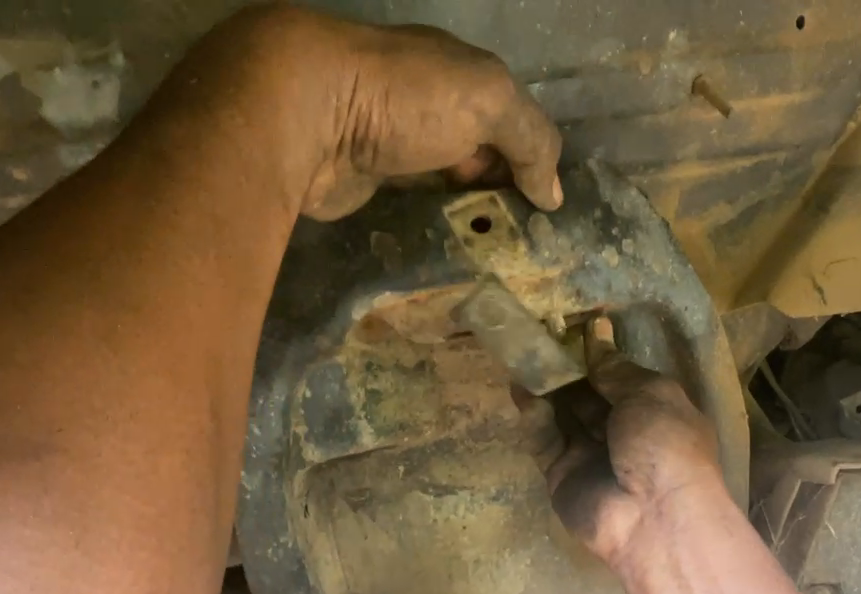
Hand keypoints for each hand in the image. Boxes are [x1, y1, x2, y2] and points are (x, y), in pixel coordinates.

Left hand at [161, 6, 562, 220]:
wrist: (305, 116)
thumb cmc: (404, 96)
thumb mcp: (488, 99)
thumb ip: (532, 138)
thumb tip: (554, 196)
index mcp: (454, 73)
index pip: (507, 118)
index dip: (528, 158)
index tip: (541, 206)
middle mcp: (424, 104)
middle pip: (478, 153)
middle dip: (501, 191)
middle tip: (522, 238)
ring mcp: (392, 143)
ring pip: (447, 185)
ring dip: (470, 214)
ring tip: (496, 253)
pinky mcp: (367, 182)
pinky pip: (414, 208)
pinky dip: (436, 226)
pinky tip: (454, 250)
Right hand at [540, 319, 723, 566]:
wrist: (655, 517)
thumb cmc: (666, 445)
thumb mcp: (651, 393)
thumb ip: (617, 369)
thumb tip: (598, 340)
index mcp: (655, 412)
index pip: (621, 379)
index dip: (597, 356)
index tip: (571, 327)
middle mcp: (623, 434)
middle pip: (588, 397)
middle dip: (566, 371)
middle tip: (537, 338)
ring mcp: (591, 458)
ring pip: (562, 417)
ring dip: (545, 390)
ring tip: (521, 357)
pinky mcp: (562, 477)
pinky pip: (546, 443)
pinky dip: (535, 420)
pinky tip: (522, 392)